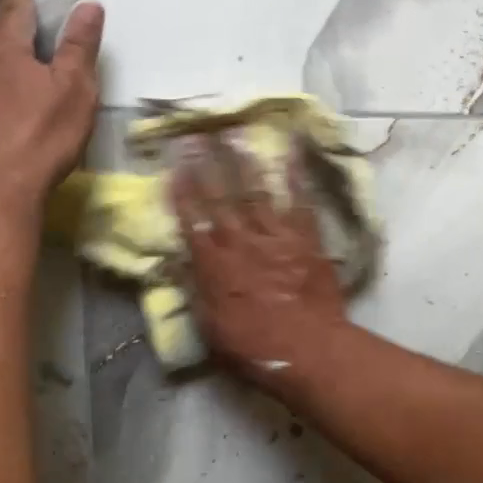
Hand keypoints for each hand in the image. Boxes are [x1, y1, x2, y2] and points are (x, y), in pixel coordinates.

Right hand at [170, 138, 350, 386]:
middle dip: (207, 164)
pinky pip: (299, 198)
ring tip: (234, 134)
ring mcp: (277, 235)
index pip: (192, 219)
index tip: (173, 165)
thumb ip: (194, 288)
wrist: (308, 348)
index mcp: (214, 265)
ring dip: (244, 161)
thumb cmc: (255, 346)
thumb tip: (173, 261)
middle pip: (221, 196)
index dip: (181, 191)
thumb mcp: (210, 327)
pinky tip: (289, 150)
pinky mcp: (307, 235)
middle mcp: (242, 241)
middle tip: (198, 135)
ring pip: (256, 190)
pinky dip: (293, 173)